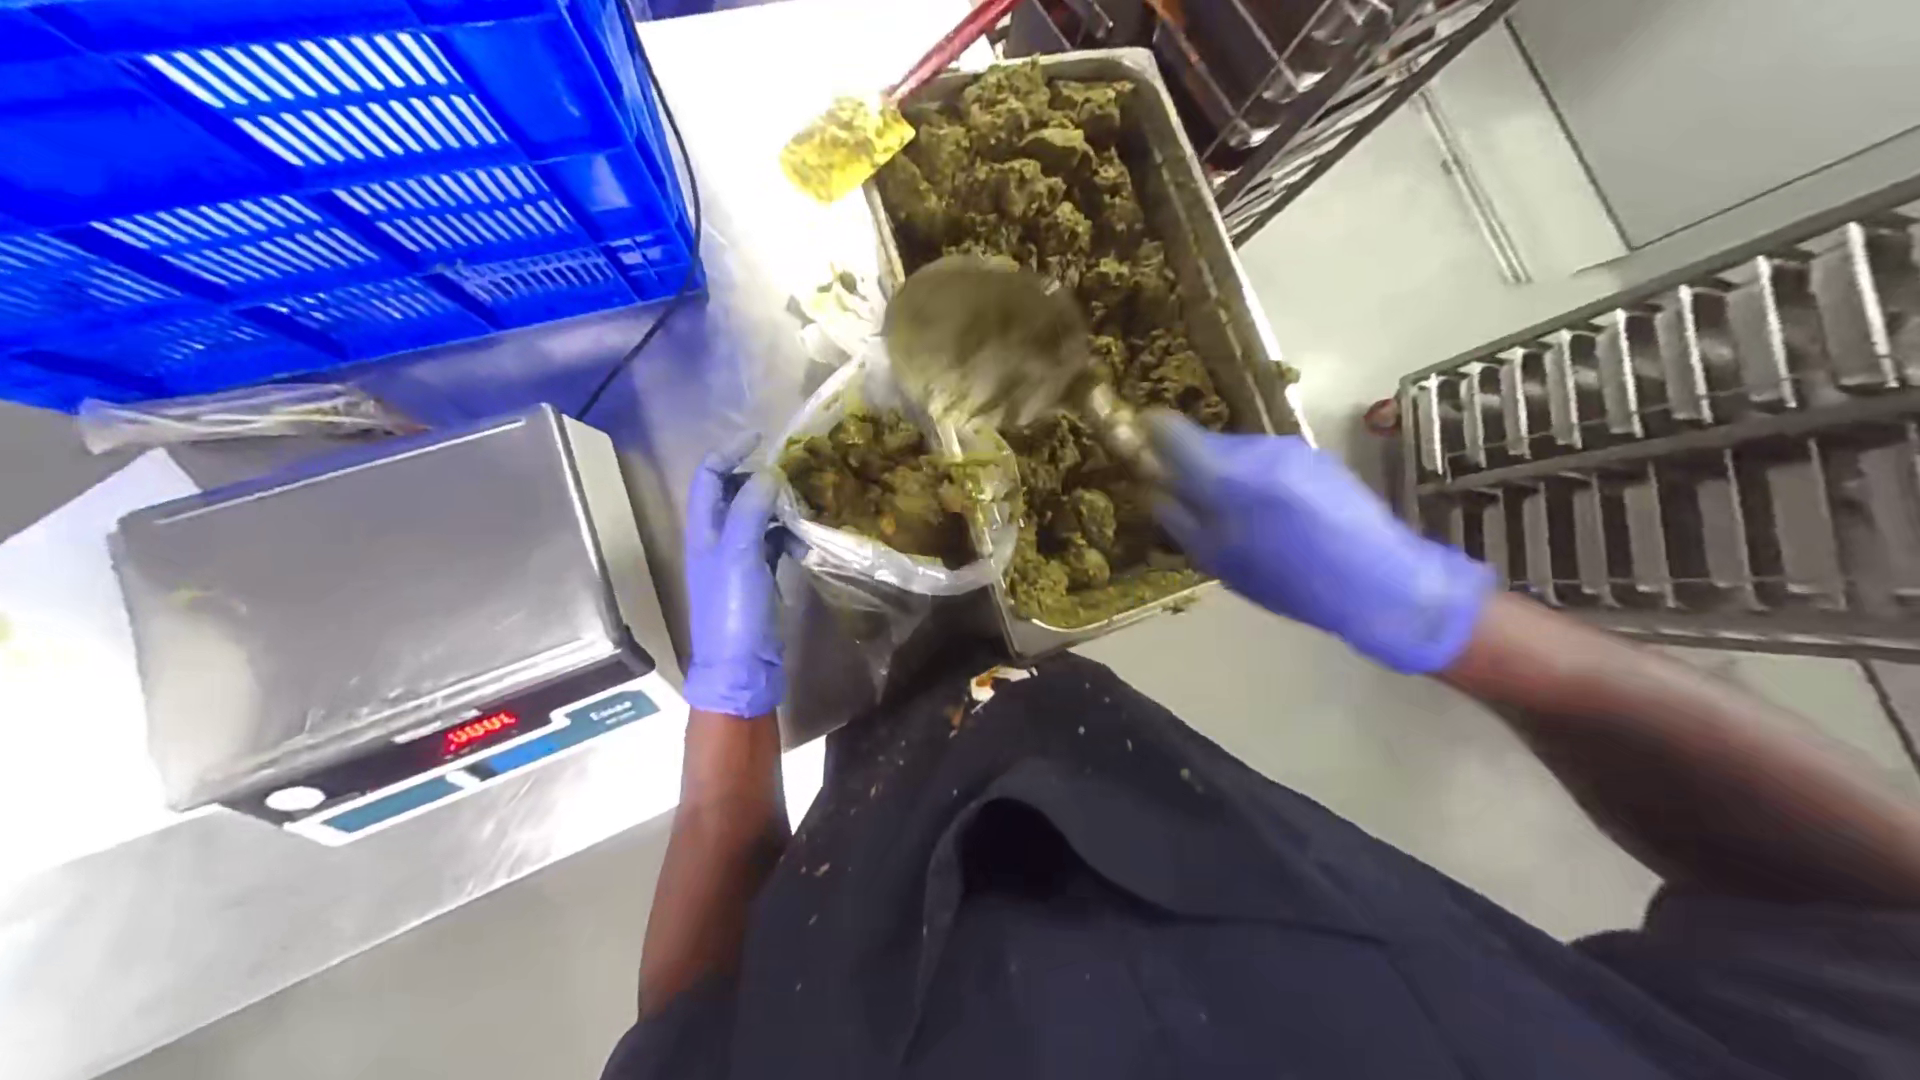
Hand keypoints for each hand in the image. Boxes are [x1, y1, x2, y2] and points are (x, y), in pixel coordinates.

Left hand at [682, 436, 782, 716]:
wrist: (742, 667)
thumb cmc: (735, 610)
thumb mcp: (739, 554)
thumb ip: (749, 509)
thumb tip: (768, 473)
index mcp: (704, 530)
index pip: (709, 477)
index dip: (730, 452)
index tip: (762, 438)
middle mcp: (717, 540)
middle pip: (734, 494)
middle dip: (760, 478)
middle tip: (794, 472)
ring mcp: (738, 560)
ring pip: (756, 518)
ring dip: (777, 506)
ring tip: (805, 501)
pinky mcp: (759, 578)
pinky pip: (772, 543)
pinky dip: (787, 534)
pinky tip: (806, 538)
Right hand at [1148, 413, 1493, 673]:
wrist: (1385, 582)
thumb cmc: (1291, 583)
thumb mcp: (1219, 559)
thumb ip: (1178, 517)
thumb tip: (1149, 487)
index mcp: (1226, 474)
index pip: (1168, 429)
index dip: (1145, 435)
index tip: (1136, 451)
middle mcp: (1256, 447)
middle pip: (1201, 442)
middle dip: (1185, 465)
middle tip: (1184, 502)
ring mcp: (1289, 448)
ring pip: (1232, 452)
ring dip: (1219, 474)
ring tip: (1230, 515)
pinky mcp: (1313, 456)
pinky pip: (1261, 459)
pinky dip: (1249, 478)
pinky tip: (1266, 513)